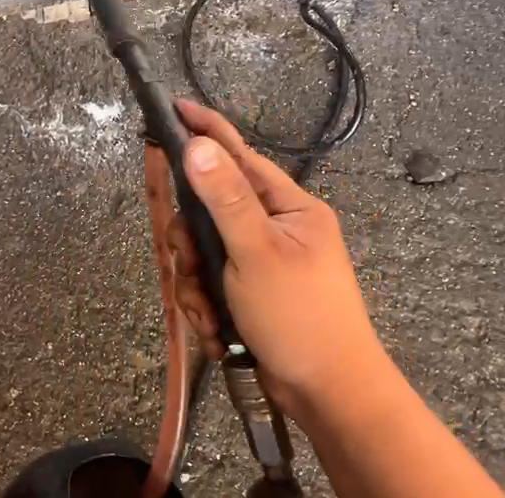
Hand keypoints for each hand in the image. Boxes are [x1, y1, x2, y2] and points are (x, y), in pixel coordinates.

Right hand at [163, 100, 391, 419]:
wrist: (330, 398)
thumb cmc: (300, 317)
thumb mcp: (257, 252)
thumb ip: (225, 198)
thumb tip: (196, 144)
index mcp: (289, 207)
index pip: (240, 154)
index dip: (206, 129)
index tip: (173, 105)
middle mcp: (275, 227)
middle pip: (208, 210)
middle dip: (191, 245)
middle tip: (191, 266)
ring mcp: (262, 260)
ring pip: (202, 250)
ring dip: (196, 283)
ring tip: (210, 314)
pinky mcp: (250, 291)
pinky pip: (209, 282)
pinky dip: (206, 306)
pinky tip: (218, 330)